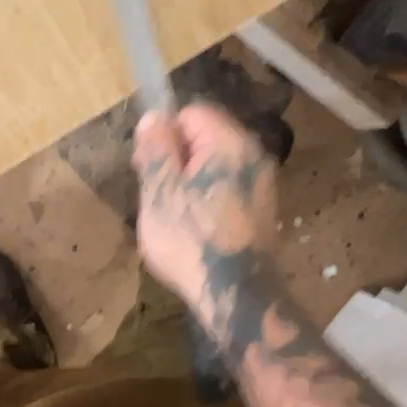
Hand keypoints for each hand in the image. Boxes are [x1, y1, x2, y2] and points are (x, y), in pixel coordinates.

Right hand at [132, 103, 279, 302]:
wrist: (233, 292)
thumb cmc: (190, 240)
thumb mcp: (160, 193)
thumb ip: (156, 150)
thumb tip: (153, 117)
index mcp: (229, 143)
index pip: (191, 113)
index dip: (163, 135)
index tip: (145, 168)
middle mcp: (252, 155)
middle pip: (204, 140)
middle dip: (174, 161)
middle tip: (154, 197)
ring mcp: (261, 184)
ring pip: (214, 168)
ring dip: (188, 185)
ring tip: (171, 218)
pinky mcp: (260, 212)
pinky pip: (225, 191)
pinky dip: (205, 202)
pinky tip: (193, 231)